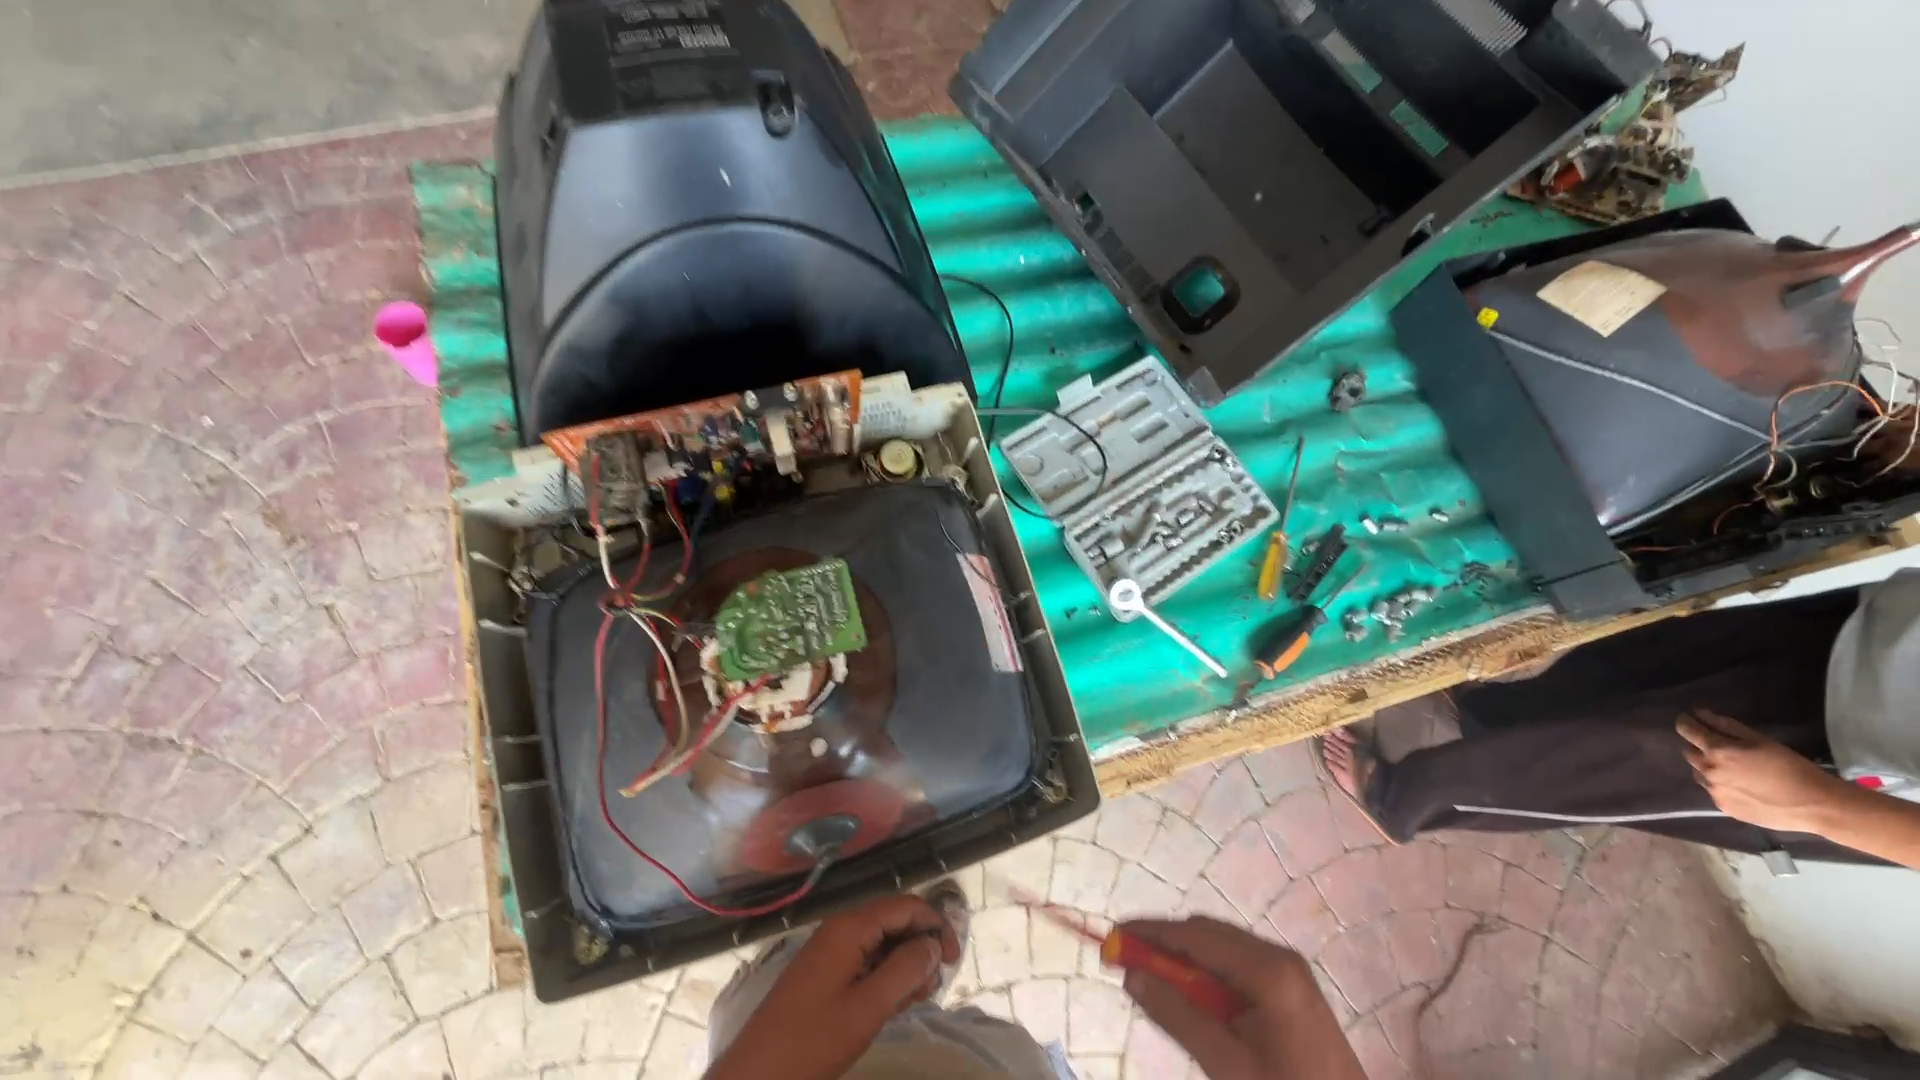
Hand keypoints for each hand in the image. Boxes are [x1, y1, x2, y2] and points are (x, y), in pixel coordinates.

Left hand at [706, 894, 959, 1079]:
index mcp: (850, 927)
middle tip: (928, 991)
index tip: (953, 962)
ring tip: (909, 1003)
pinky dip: (885, 979)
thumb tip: (933, 942)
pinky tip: (890, 1005)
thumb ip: (905, 969)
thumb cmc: (813, 1039)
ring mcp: (830, 952)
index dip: (936, 925)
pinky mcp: (825, 975)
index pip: (905, 905)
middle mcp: (840, 930)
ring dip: (904, 968)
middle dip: (920, 950)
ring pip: (882, 945)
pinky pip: (866, 963)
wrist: (756, 1076)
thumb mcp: (867, 1007)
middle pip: (895, 922)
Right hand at [1118, 918, 1365, 1079]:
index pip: (1195, 935)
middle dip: (1164, 943)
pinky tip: (1191, 997)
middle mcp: (1279, 956)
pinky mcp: (1291, 988)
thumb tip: (1132, 975)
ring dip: (1184, 959)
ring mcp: (1289, 970)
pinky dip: (1207, 974)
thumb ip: (1178, 1016)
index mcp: (1267, 969)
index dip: (1150, 933)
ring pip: (1221, 949)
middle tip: (1125, 961)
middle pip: (1208, 934)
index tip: (1113, 937)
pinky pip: (1237, 966)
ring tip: (1152, 981)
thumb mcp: (1226, 1064)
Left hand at [1676, 710, 1847, 834]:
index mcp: (1717, 751)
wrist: (1815, 806)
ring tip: (1732, 768)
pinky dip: (1719, 785)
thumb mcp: (1761, 740)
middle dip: (1699, 746)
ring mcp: (1713, 791)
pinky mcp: (1722, 807)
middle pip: (1689, 751)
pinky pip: (1711, 790)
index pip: (1686, 729)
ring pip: (1697, 772)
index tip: (1689, 718)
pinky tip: (1740, 787)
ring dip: (1707, 766)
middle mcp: (1707, 770)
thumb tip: (1700, 713)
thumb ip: (1727, 725)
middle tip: (1720, 747)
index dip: (1686, 722)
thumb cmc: (1791, 767)